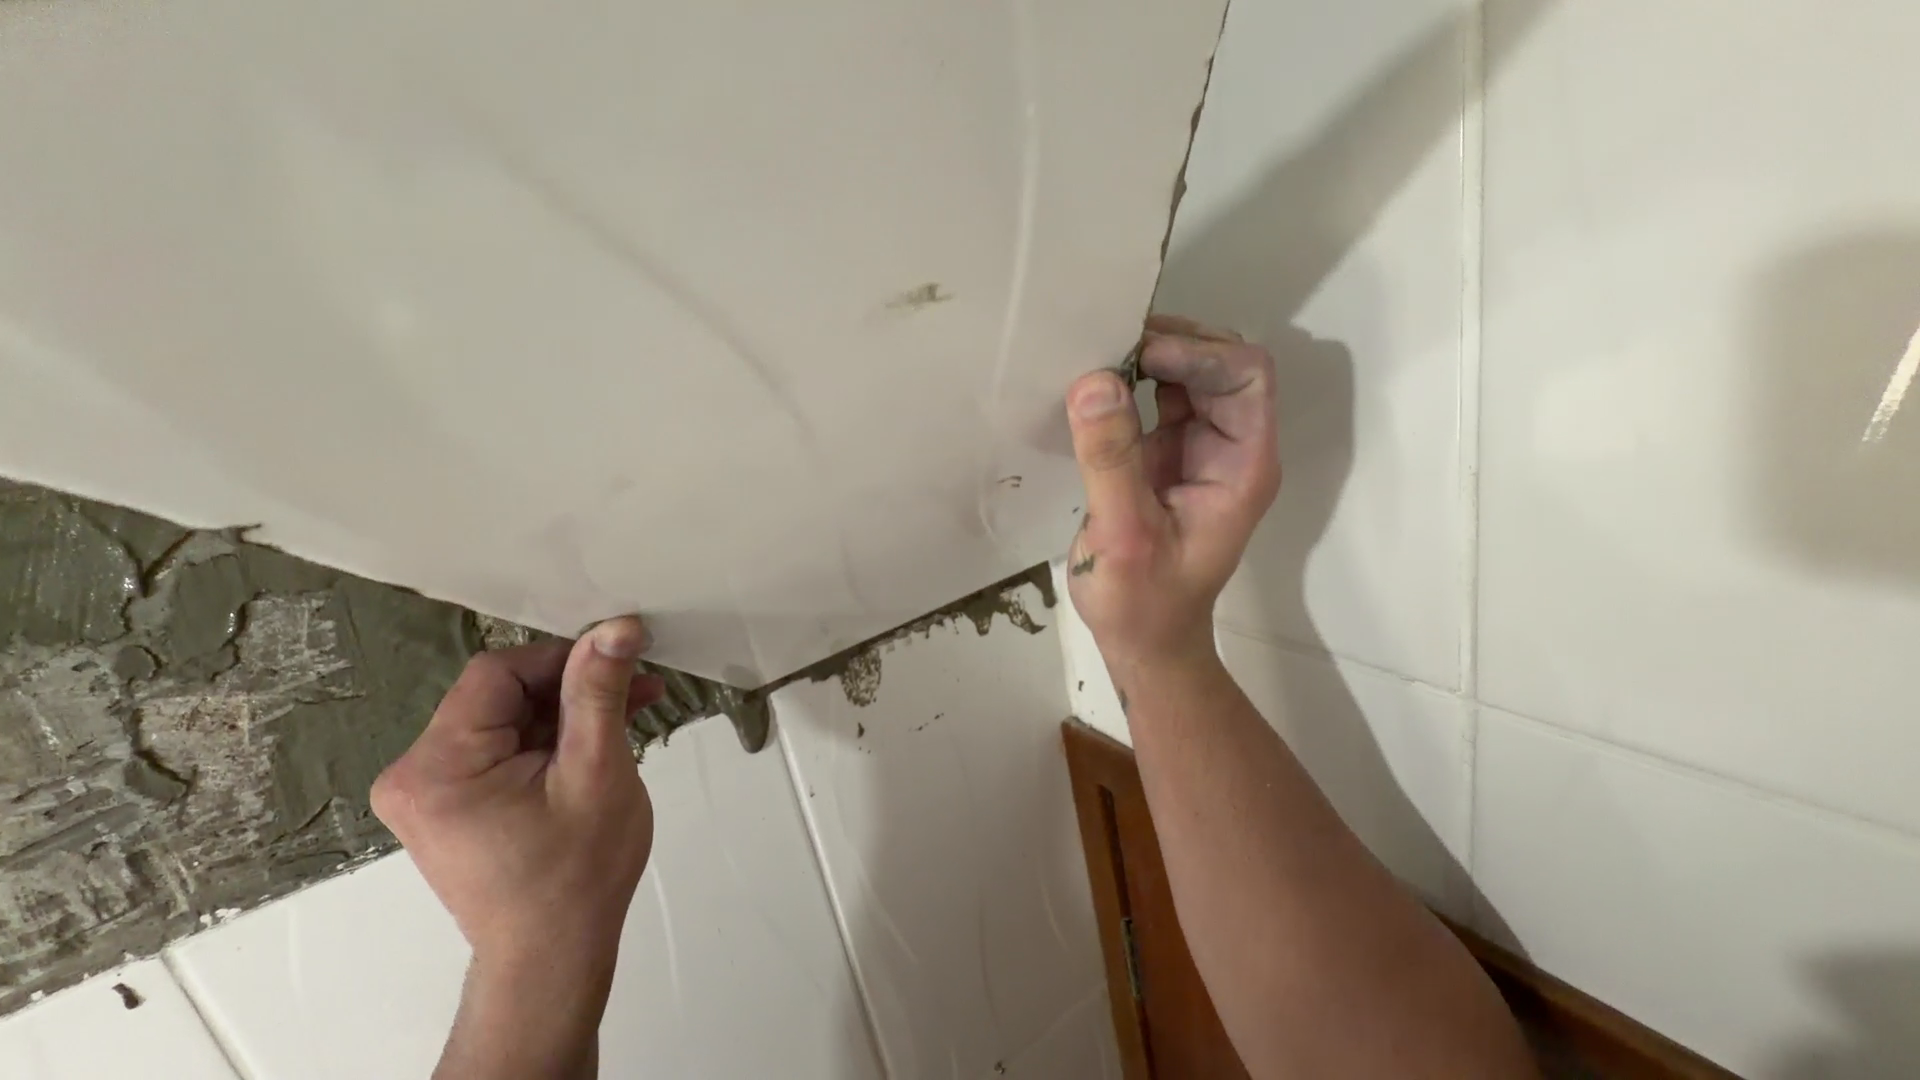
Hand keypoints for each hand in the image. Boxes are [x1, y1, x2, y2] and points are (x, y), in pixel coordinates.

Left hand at [371, 618, 663, 972]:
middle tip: (638, 688)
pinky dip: (553, 740)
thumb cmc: (577, 870)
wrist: (554, 957)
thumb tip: (618, 625)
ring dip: (570, 713)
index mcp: (436, 765)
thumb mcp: (597, 771)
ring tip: (633, 711)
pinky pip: (505, 748)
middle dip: (573, 689)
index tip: (620, 664)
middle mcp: (415, 773)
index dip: (562, 660)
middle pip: (502, 696)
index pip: (498, 674)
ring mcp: (431, 792)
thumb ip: (599, 692)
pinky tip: (602, 737)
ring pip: (510, 720)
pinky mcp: (453, 804)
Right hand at [1065, 315, 1279, 668]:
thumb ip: (1112, 459)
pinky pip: (1161, 398)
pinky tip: (1098, 382)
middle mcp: (1231, 447)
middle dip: (1174, 344)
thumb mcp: (1124, 535)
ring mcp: (1200, 449)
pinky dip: (1133, 380)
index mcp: (1243, 465)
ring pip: (1192, 374)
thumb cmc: (1142, 602)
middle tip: (1111, 342)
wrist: (1144, 640)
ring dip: (1152, 356)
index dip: (1197, 354)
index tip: (1136, 359)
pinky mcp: (1167, 455)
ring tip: (1099, 352)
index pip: (1245, 377)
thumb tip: (1094, 381)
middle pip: (1223, 363)